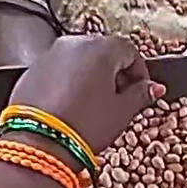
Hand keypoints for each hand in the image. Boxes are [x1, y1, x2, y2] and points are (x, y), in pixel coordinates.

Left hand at [6, 35, 164, 152]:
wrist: (40, 143)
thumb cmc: (83, 127)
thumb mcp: (121, 113)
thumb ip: (140, 95)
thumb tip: (153, 88)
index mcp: (100, 49)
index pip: (130, 51)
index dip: (140, 72)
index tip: (142, 90)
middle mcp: (73, 44)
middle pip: (103, 52)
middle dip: (115, 74)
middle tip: (121, 100)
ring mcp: (50, 56)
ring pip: (80, 61)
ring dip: (92, 78)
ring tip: (96, 107)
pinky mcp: (33, 71)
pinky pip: (59, 72)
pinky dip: (70, 84)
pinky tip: (73, 107)